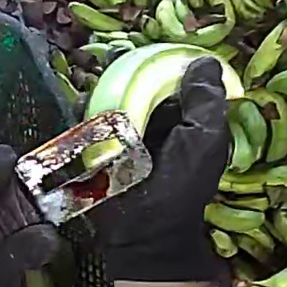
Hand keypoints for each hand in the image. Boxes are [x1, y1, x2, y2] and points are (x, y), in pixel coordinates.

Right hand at [89, 57, 229, 285]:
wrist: (143, 233)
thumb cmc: (181, 187)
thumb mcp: (205, 140)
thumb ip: (205, 102)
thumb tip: (202, 61)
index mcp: (182, 119)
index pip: (170, 79)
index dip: (158, 63)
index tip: (144, 53)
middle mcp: (151, 124)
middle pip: (134, 84)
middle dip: (122, 71)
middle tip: (111, 64)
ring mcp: (120, 137)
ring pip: (107, 99)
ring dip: (99, 92)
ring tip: (95, 90)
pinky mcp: (95, 151)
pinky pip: (86, 122)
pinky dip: (82, 113)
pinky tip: (81, 110)